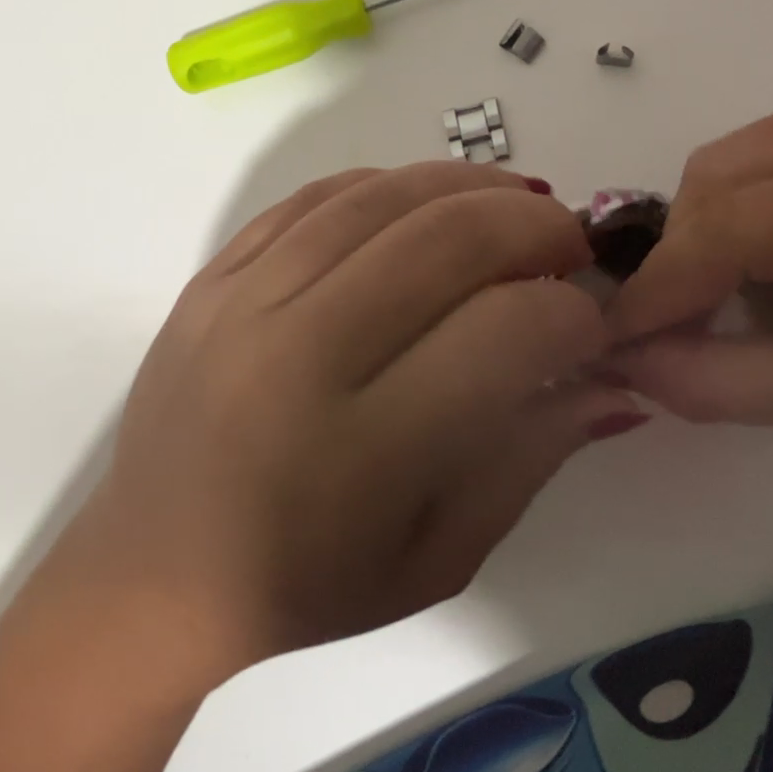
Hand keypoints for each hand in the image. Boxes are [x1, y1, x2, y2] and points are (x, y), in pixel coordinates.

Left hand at [88, 163, 640, 669]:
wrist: (157, 574)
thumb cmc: (308, 587)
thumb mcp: (439, 557)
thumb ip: (530, 460)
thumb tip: (615, 385)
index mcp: (363, 449)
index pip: (503, 332)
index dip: (573, 316)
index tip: (590, 327)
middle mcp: (298, 359)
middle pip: (445, 240)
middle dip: (535, 228)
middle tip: (568, 248)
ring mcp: (241, 306)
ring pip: (379, 197)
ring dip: (470, 187)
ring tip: (515, 210)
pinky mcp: (208, 280)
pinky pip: (312, 198)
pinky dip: (388, 184)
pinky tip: (427, 205)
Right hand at [608, 85, 772, 445]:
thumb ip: (716, 380)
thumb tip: (616, 358)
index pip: (737, 223)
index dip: (661, 285)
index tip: (612, 338)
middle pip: (721, 176)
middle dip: (680, 258)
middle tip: (675, 328)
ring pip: (732, 159)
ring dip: (708, 232)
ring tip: (740, 296)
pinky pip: (764, 154)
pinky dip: (743, 211)